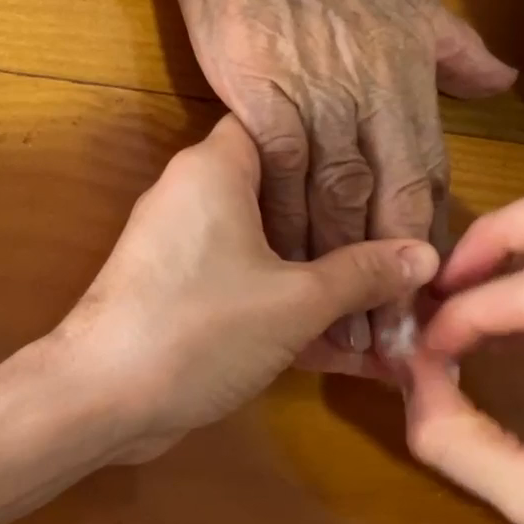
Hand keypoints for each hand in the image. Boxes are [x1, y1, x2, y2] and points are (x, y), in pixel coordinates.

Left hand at [52, 116, 436, 462]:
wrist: (101, 396)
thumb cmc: (200, 327)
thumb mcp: (295, 301)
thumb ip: (362, 273)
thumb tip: (422, 254)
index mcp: (213, 169)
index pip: (283, 126)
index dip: (342, 146)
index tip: (396, 174)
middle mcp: (192, 198)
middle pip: (285, 199)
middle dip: (348, 237)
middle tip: (411, 264)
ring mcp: (182, 251)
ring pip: (268, 255)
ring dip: (324, 289)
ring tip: (391, 321)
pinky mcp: (177, 297)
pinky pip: (245, 292)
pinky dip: (288, 316)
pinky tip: (347, 355)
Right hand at [154, 0, 514, 352]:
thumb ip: (447, 45)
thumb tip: (496, 82)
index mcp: (406, 75)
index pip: (426, 174)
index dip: (428, 241)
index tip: (427, 299)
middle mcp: (371, 96)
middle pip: (386, 206)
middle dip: (387, 281)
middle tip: (389, 347)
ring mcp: (316, 102)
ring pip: (335, 206)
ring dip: (336, 275)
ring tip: (338, 335)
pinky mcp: (260, 104)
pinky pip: (279, 184)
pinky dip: (283, 235)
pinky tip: (281, 278)